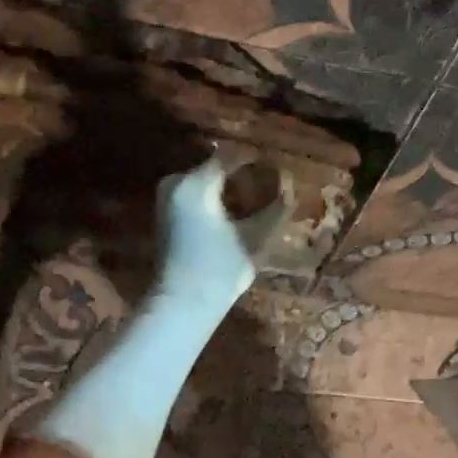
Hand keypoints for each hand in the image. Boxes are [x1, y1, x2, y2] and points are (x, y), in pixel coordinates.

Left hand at [152, 154, 293, 309]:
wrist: (182, 301)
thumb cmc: (220, 270)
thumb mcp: (254, 238)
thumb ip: (275, 209)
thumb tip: (291, 189)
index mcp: (195, 183)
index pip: (231, 156)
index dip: (256, 157)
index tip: (278, 161)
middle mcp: (176, 181)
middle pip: (216, 164)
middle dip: (242, 169)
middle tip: (270, 176)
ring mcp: (167, 196)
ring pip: (205, 177)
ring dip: (229, 182)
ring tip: (256, 190)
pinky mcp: (166, 211)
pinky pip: (196, 190)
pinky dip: (215, 193)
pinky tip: (235, 205)